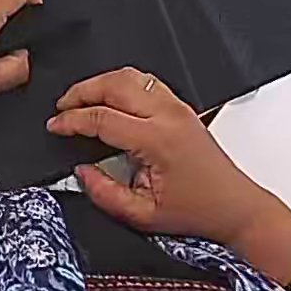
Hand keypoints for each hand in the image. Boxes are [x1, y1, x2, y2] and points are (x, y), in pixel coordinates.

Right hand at [46, 68, 290, 284]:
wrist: (235, 207)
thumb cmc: (197, 211)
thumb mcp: (143, 215)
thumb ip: (104, 194)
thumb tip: (80, 172)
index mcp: (157, 140)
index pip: (102, 118)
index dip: (72, 120)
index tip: (55, 126)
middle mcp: (168, 115)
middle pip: (114, 84)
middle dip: (80, 92)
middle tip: (62, 108)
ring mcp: (177, 107)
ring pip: (130, 75)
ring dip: (100, 83)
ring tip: (80, 100)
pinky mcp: (181, 107)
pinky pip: (145, 81)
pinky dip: (121, 83)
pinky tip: (109, 97)